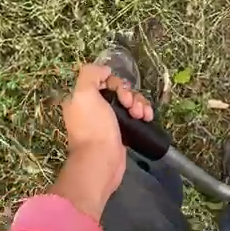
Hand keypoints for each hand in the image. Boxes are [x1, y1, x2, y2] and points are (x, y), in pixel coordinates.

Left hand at [51, 62, 152, 220]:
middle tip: (131, 106)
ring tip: (142, 115)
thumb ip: (90, 74)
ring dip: (139, 103)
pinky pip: (134, 115)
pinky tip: (147, 118)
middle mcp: (93, 107)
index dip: (116, 84)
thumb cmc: (93, 127)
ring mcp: (107, 120)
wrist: (101, 160)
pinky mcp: (120, 131)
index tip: (121, 94)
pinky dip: (142, 113)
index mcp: (82, 98)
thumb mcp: (84, 94)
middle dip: (130, 95)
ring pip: (129, 101)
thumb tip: (105, 70)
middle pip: (119, 90)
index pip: (104, 80)